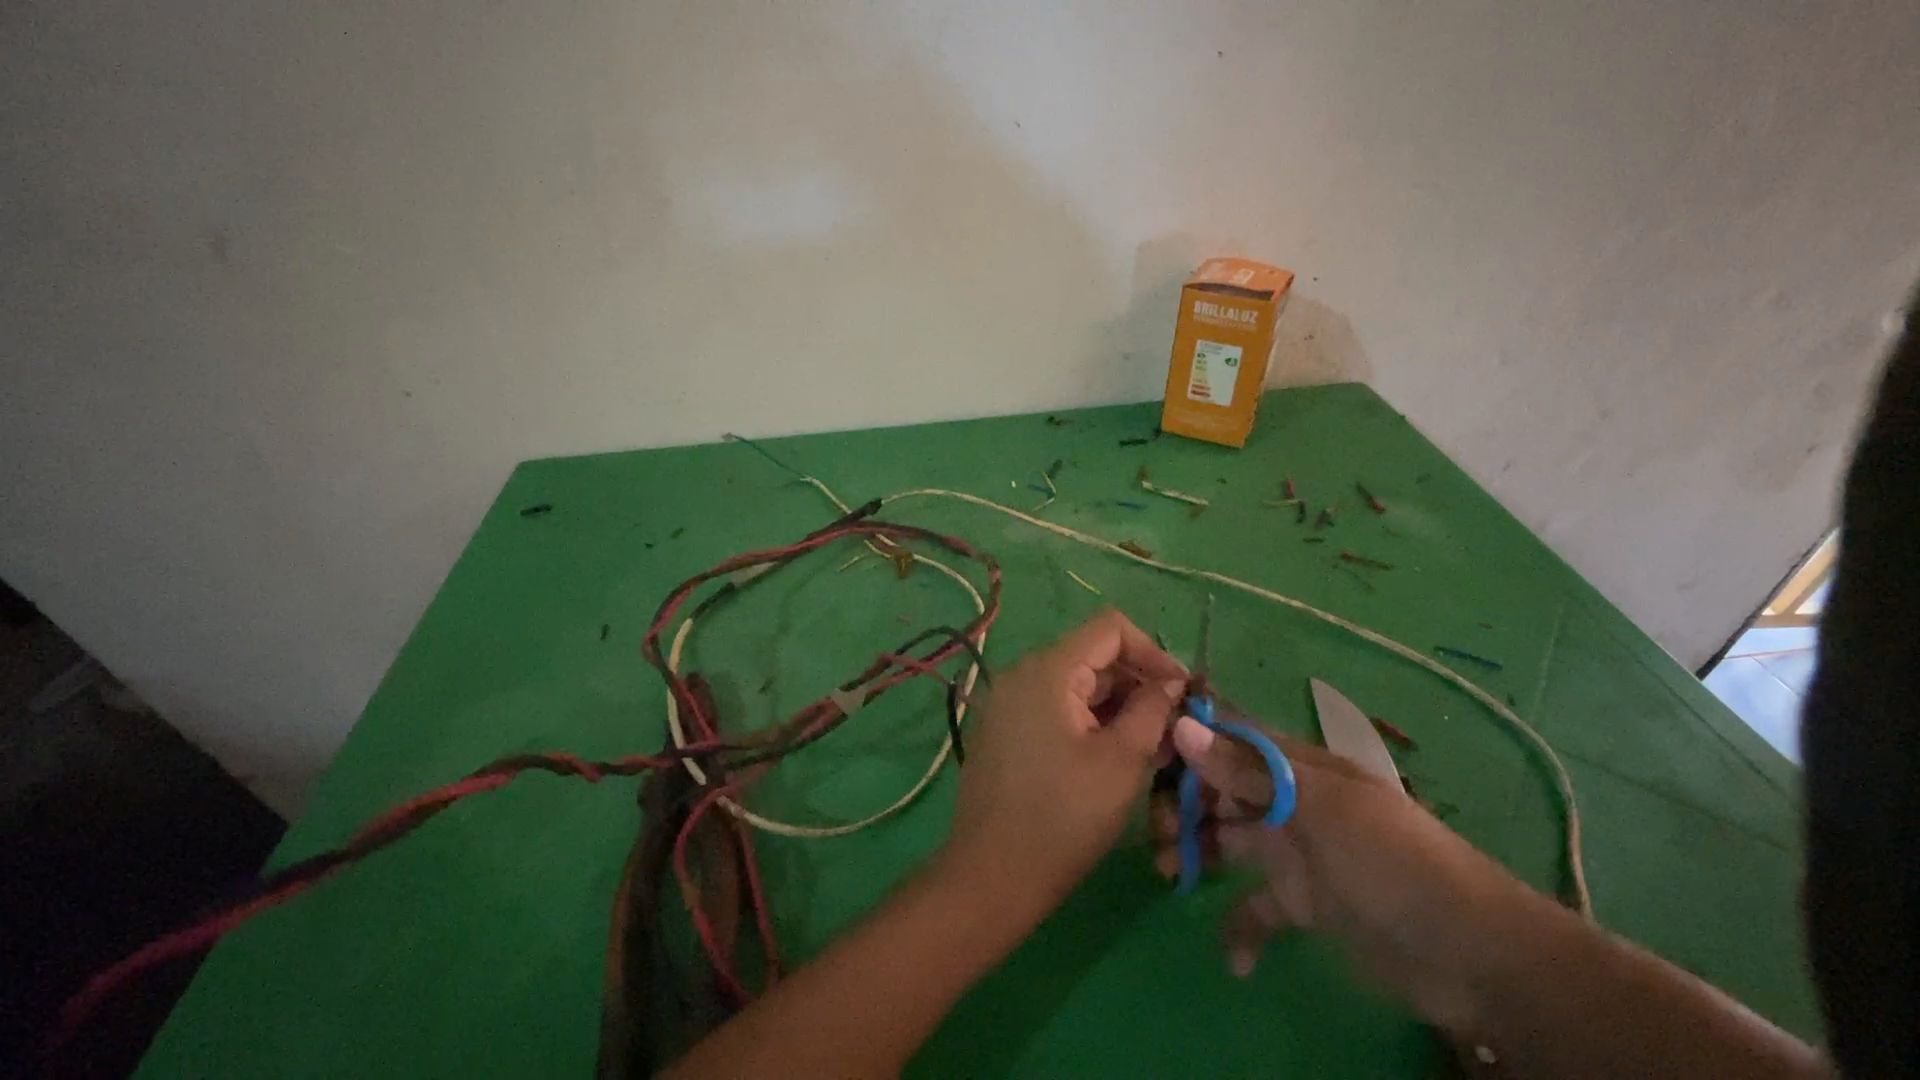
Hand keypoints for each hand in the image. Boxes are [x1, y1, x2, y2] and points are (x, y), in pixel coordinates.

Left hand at [935, 609, 1188, 916]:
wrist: (992, 876)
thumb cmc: (1064, 817)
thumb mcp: (1122, 761)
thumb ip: (1151, 710)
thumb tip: (1170, 683)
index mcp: (1046, 670)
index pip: (1109, 629)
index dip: (1153, 652)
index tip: (1182, 693)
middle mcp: (1021, 675)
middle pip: (1092, 657)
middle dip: (1138, 685)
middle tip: (1175, 729)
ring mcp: (1008, 705)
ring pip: (1076, 687)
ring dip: (1118, 708)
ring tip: (1153, 749)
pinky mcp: (1006, 733)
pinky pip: (1056, 711)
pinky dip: (1090, 724)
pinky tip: (1116, 760)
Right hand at [1151, 715, 1542, 1035]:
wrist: (1468, 953)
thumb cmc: (1390, 860)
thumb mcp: (1318, 807)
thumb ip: (1247, 770)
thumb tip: (1181, 726)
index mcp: (1299, 767)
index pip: (1232, 738)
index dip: (1188, 739)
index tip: (1141, 753)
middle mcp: (1291, 802)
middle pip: (1220, 789)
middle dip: (1183, 802)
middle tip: (1155, 831)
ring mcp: (1296, 855)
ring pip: (1228, 842)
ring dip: (1196, 855)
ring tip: (1171, 877)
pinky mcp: (1303, 906)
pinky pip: (1256, 912)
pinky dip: (1239, 930)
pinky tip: (1236, 958)